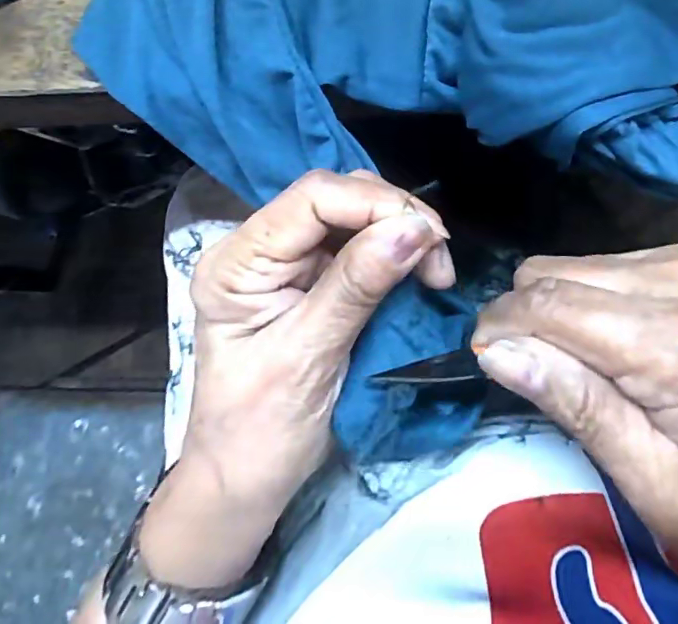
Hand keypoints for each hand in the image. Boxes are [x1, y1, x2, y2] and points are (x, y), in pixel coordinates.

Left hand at [138, 170, 452, 589]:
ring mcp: (288, 258)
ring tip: (434, 269)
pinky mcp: (313, 273)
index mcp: (238, 262)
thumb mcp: (309, 357)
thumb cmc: (262, 432)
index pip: (312, 198)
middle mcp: (260, 246)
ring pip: (355, 211)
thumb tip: (415, 228)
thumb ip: (358, 285)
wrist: (246, 482)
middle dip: (395, 215)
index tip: (427, 236)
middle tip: (439, 259)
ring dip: (402, 230)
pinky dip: (397, 249)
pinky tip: (419, 269)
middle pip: (337, 195)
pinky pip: (362, 240)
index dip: (375, 203)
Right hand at [470, 245, 677, 617]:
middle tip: (538, 386)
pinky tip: (613, 353)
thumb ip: (580, 408)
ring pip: (571, 266)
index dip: (501, 330)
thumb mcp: (661, 493)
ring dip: (556, 316)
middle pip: (554, 273)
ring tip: (584, 377)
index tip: (481, 367)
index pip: (555, 304)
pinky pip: (601, 269)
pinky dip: (586, 307)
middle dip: (525, 323)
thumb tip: (497, 348)